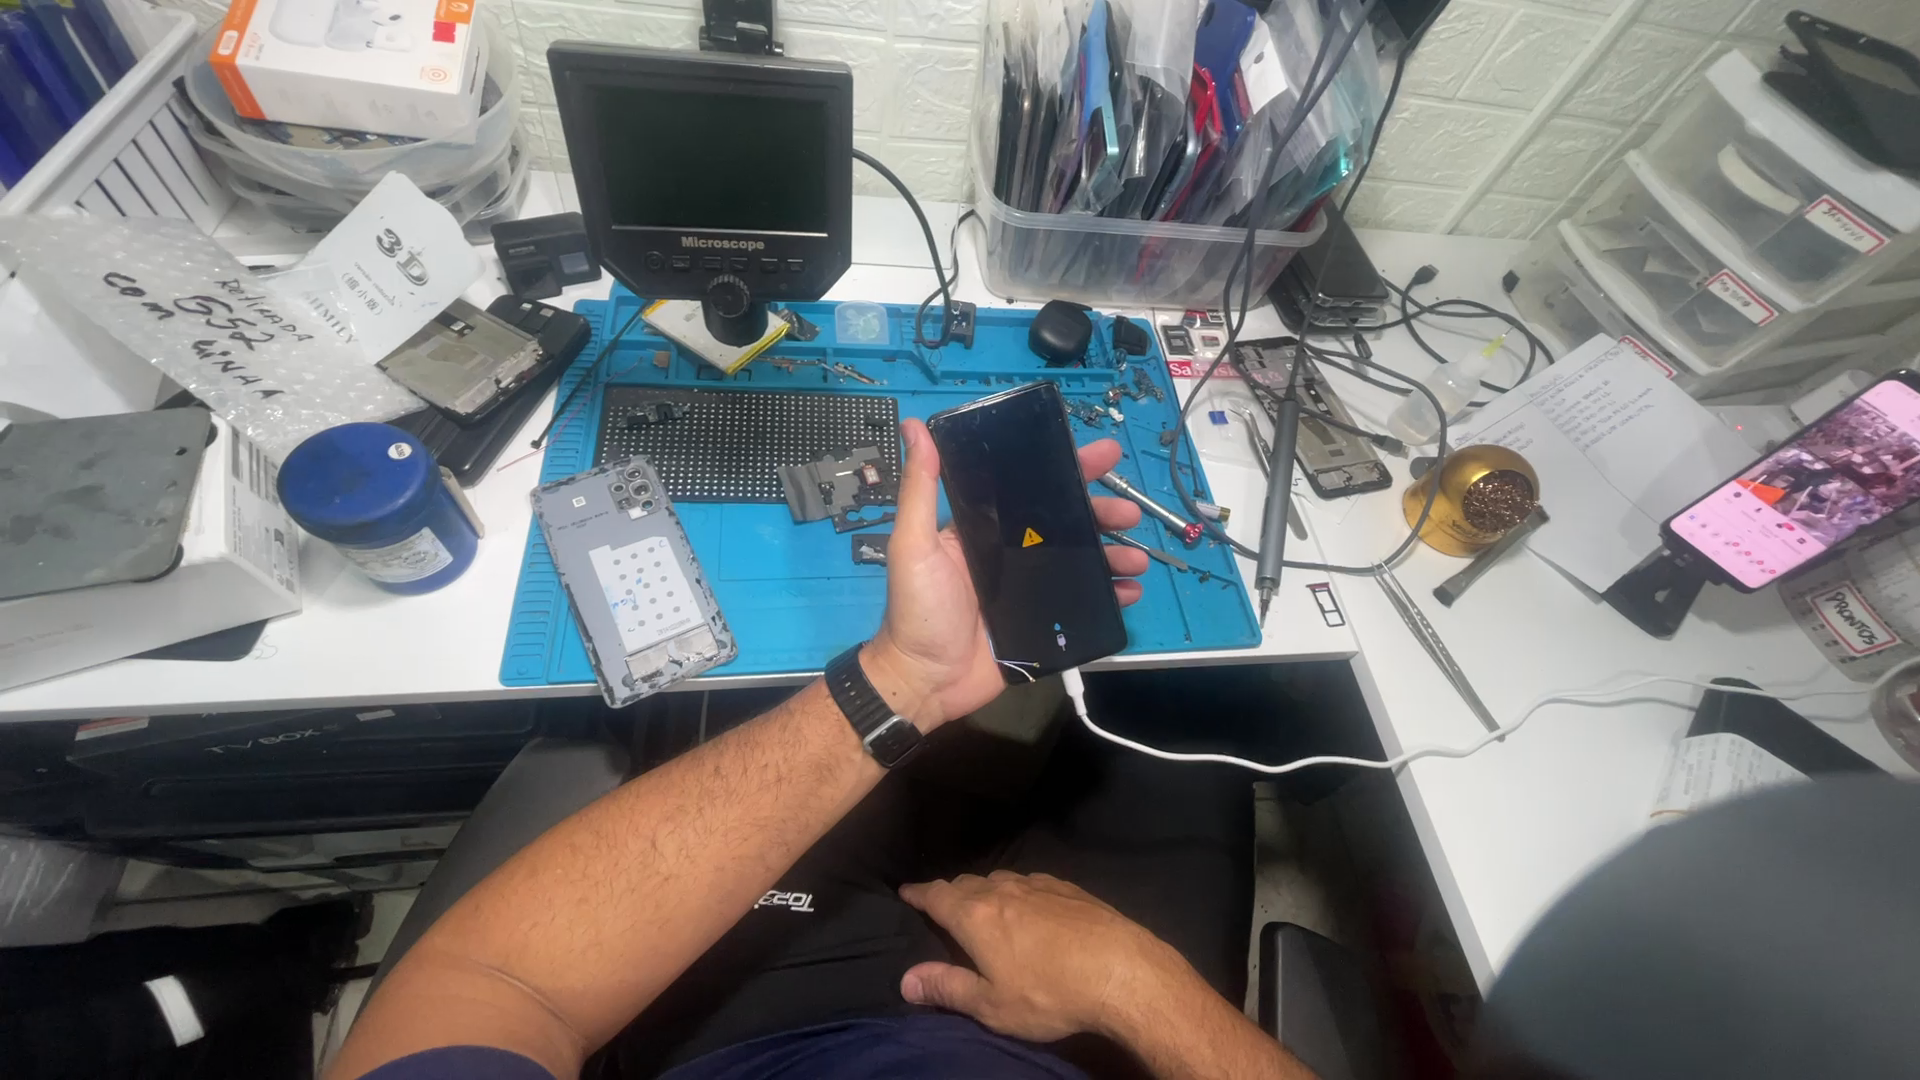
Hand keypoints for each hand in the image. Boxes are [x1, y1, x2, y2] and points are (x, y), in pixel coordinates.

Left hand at [862, 419, 1147, 729]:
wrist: (926, 680)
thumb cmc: (917, 608)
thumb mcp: (913, 543)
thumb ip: (919, 488)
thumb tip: (915, 426)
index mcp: (985, 530)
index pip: (1031, 490)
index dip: (1067, 471)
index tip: (1102, 454)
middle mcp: (1012, 553)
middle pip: (1066, 524)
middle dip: (1102, 513)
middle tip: (1130, 512)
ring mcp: (1030, 589)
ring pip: (1081, 561)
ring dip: (1114, 554)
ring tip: (1138, 557)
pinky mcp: (1043, 622)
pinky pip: (1084, 604)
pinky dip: (1110, 595)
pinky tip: (1130, 591)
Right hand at [897, 872, 1188, 1041]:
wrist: (1120, 969)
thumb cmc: (1049, 993)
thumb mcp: (992, 1005)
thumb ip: (947, 988)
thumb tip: (906, 980)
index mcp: (975, 915)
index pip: (936, 895)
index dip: (917, 893)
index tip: (905, 891)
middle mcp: (1001, 889)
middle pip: (965, 883)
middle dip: (949, 892)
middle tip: (942, 907)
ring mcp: (1036, 884)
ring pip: (998, 878)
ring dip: (984, 890)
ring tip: (983, 906)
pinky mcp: (1066, 887)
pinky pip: (1029, 882)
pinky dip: (1017, 891)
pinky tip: (1028, 906)